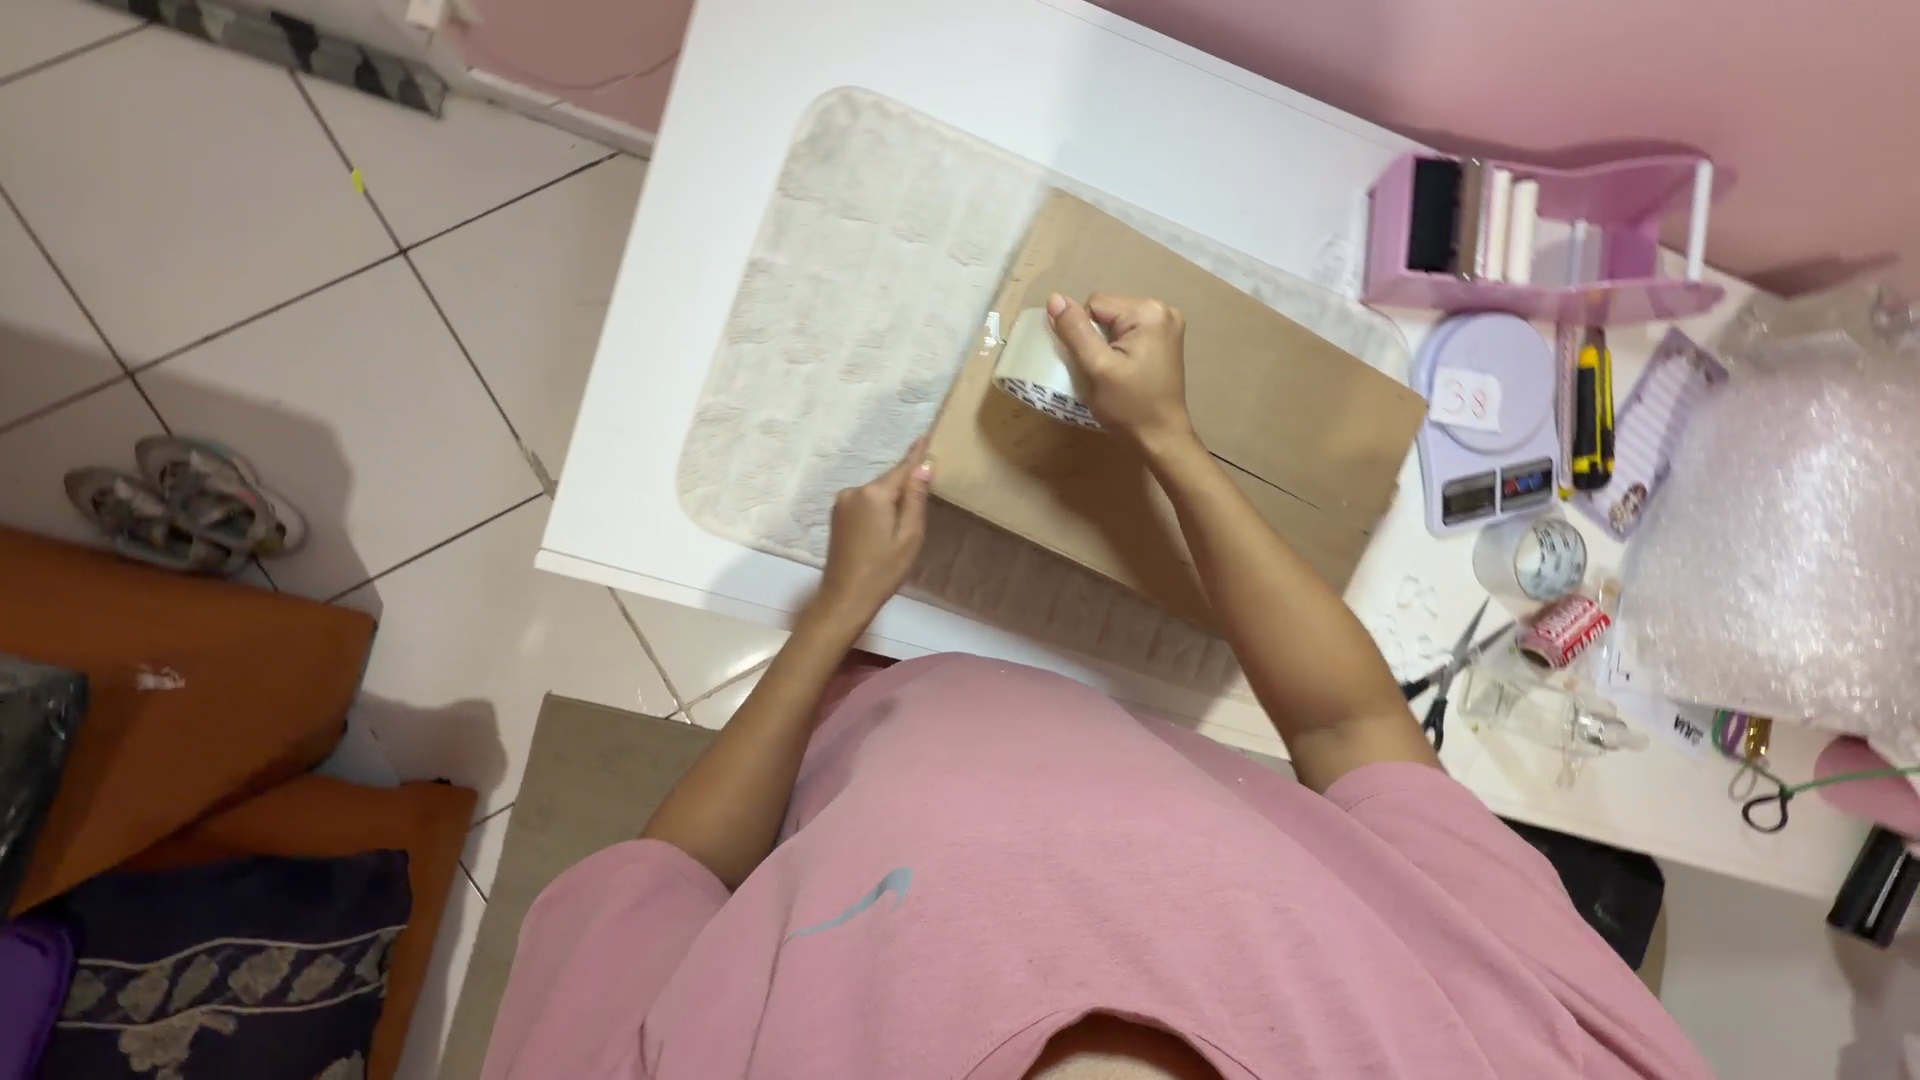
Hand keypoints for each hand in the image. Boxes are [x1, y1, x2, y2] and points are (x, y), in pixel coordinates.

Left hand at [814, 436, 932, 628]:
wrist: (845, 597)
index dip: (916, 454)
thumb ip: (916, 498)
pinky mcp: (837, 516)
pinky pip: (865, 503)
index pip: (901, 468)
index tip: (925, 435)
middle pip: (888, 482)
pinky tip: (884, 529)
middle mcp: (854, 491)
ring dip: (890, 502)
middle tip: (919, 510)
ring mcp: (841, 503)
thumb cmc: (883, 570)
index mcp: (874, 494)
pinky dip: (878, 510)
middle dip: (904, 488)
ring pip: (876, 494)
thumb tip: (923, 466)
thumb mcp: (909, 535)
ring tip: (900, 528)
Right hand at [1045, 292, 1194, 452]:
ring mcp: (1167, 324)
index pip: (1094, 304)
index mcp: (1148, 311)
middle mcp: (1163, 309)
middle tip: (1104, 371)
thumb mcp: (1096, 368)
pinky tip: (1125, 371)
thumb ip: (1075, 331)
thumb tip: (1054, 298)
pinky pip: (1128, 333)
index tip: (1094, 363)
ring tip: (1114, 372)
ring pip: (1115, 323)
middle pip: (1106, 311)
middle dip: (1096, 338)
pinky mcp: (1166, 340)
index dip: (1083, 333)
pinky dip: (1119, 349)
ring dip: (1106, 345)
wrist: (1160, 437)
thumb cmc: (1128, 406)